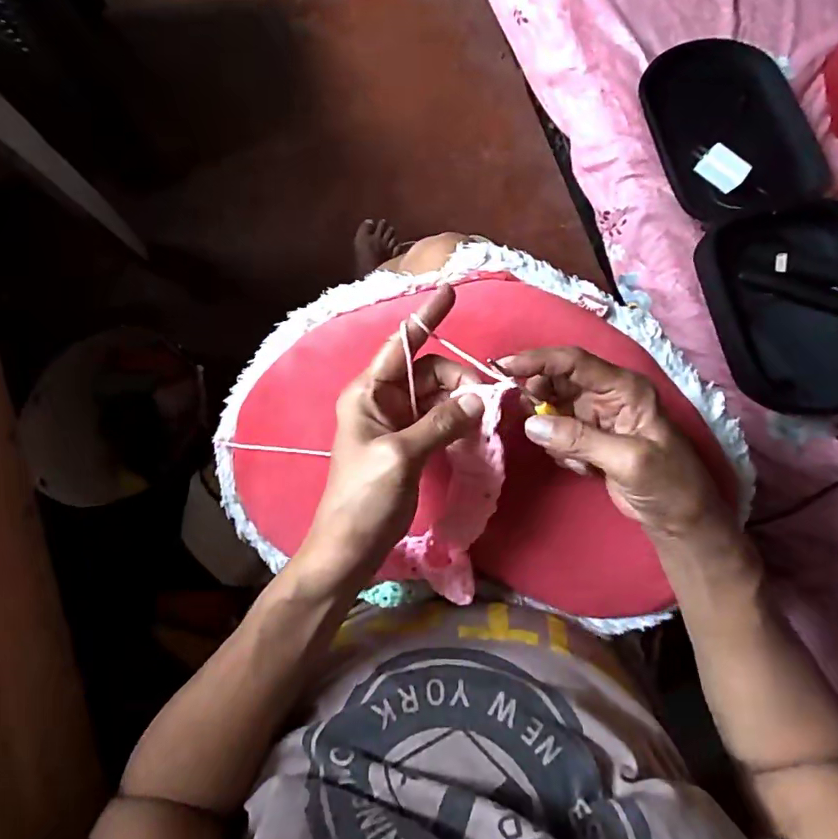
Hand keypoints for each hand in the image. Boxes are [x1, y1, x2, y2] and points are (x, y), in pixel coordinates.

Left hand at [290, 287, 484, 596]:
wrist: (349, 547)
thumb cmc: (363, 497)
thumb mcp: (401, 455)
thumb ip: (440, 423)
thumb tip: (479, 399)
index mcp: (368, 393)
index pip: (400, 344)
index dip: (425, 318)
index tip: (450, 291)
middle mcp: (382, 400)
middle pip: (428, 371)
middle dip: (459, 376)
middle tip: (488, 400)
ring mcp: (397, 424)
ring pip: (438, 396)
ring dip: (463, 400)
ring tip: (488, 416)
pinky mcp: (410, 445)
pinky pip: (440, 420)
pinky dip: (459, 420)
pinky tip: (477, 429)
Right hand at [497, 347, 728, 540]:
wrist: (682, 520)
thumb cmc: (668, 483)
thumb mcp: (628, 460)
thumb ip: (579, 439)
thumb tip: (531, 424)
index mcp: (624, 388)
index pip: (573, 362)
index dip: (537, 360)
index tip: (503, 365)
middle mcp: (608, 395)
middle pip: (557, 380)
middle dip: (537, 396)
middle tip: (523, 416)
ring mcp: (596, 417)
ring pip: (553, 407)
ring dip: (550, 429)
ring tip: (574, 458)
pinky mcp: (588, 439)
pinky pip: (557, 432)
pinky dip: (559, 449)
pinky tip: (583, 468)